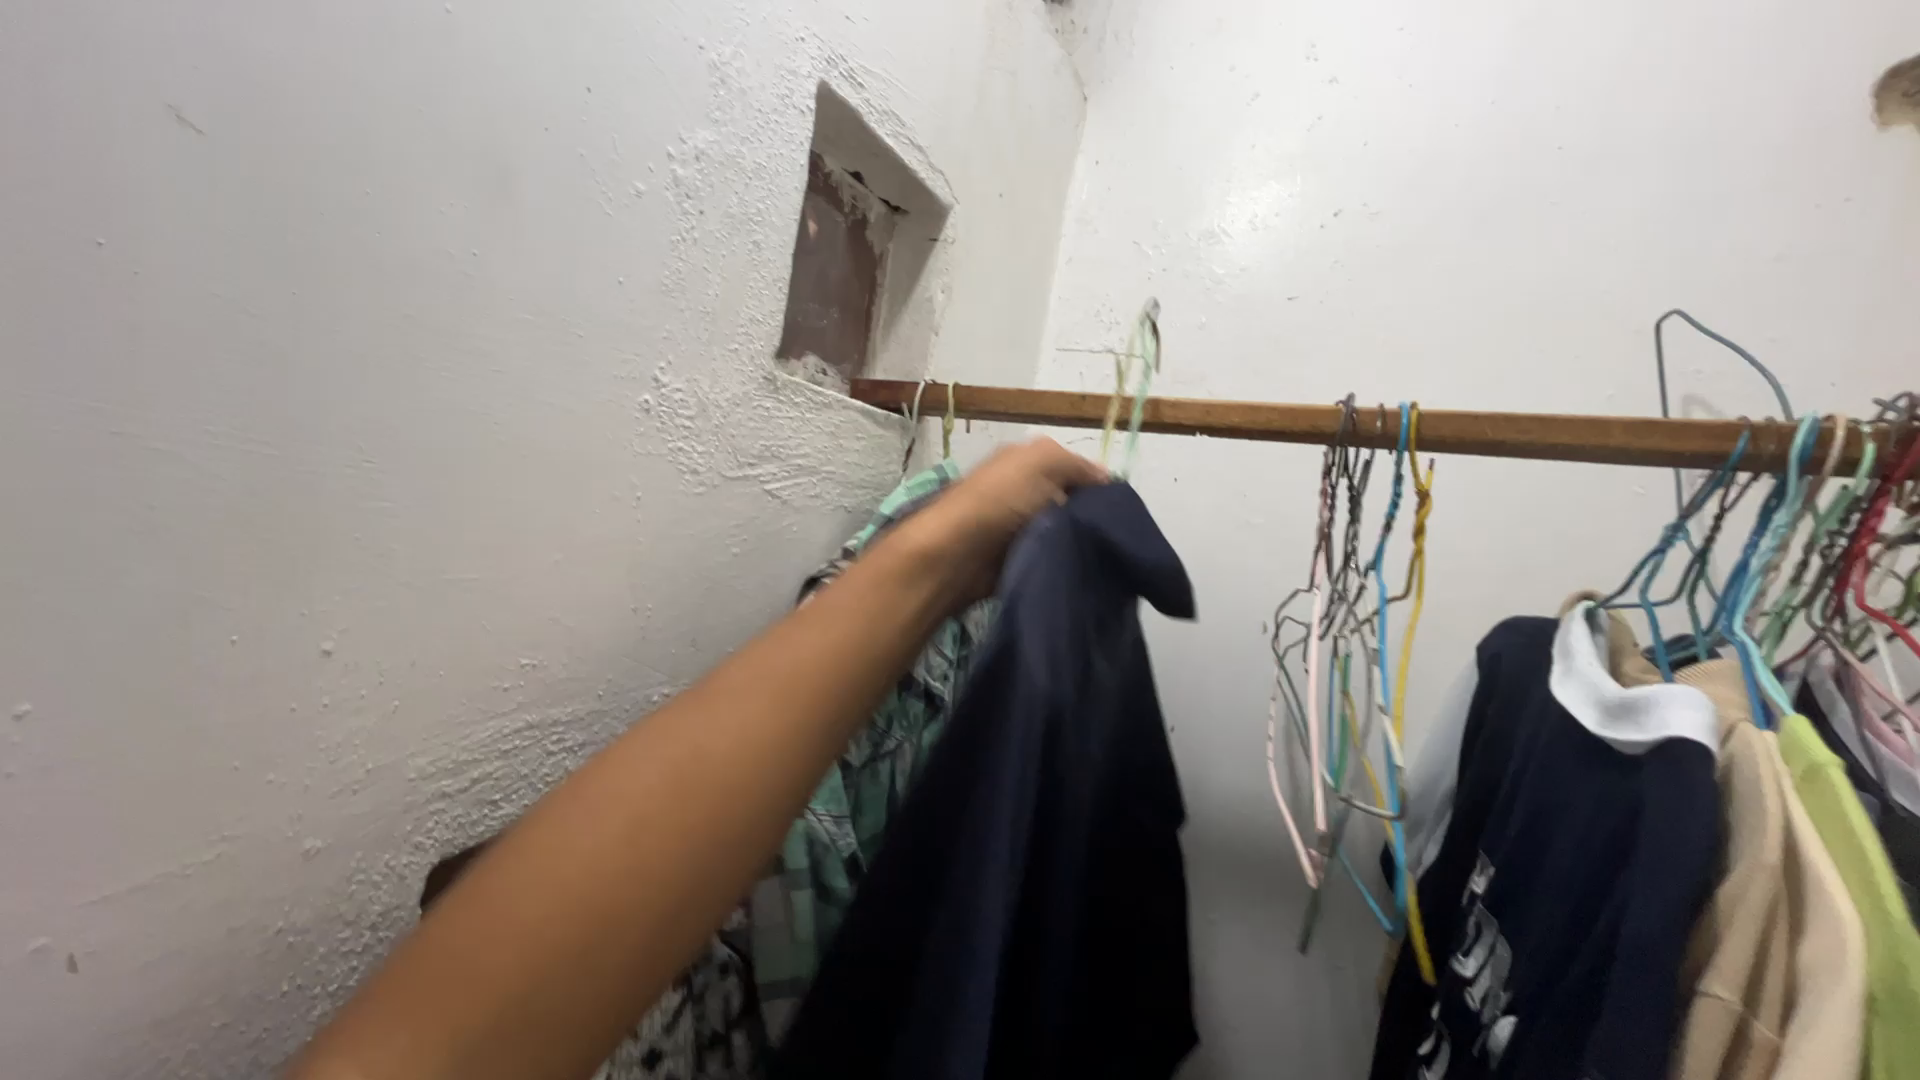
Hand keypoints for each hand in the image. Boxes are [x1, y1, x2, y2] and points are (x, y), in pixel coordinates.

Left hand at [890, 438, 1107, 605]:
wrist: (956, 555)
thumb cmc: (1000, 500)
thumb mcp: (1044, 461)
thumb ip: (1078, 465)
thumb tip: (1107, 480)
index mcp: (1027, 463)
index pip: (1077, 473)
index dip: (1100, 490)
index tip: (1120, 514)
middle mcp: (1023, 491)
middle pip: (1073, 506)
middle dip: (1092, 521)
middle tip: (1113, 541)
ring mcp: (1019, 528)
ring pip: (1065, 535)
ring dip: (1078, 545)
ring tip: (1100, 560)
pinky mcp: (1016, 560)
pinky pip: (1050, 560)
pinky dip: (1062, 565)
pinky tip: (1080, 572)